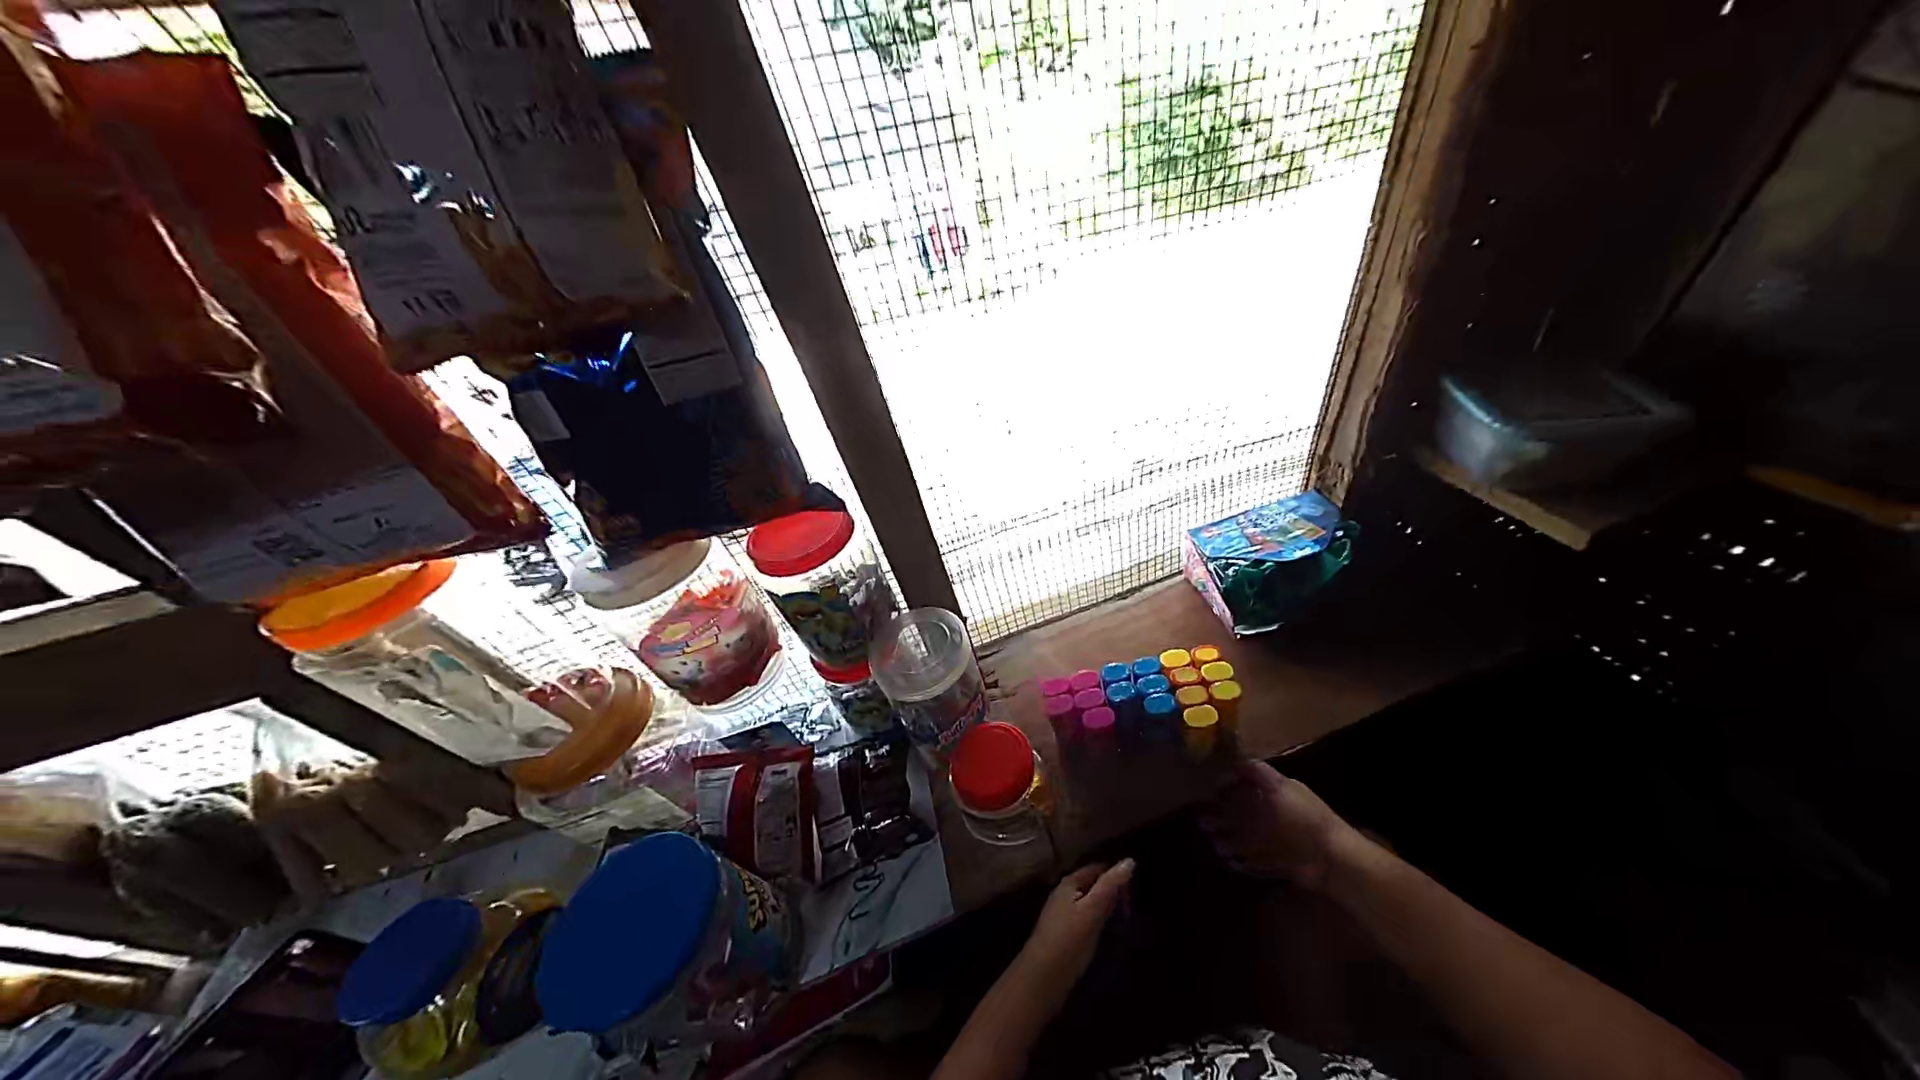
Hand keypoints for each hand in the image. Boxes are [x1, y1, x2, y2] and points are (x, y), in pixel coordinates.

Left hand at [1013, 860, 1134, 1004]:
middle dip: (1114, 893)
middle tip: (1133, 910)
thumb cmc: (1068, 941)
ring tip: (1127, 921)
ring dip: (1109, 908)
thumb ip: (1109, 886)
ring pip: (1092, 902)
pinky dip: (1101, 920)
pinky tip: (1110, 932)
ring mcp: (1064, 912)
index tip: (1137, 890)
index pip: (1099, 868)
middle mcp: (1066, 892)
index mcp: (1070, 882)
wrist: (1042, 977)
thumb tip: (1129, 860)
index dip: (1118, 875)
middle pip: (1095, 884)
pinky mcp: (1066, 931)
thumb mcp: (1092, 911)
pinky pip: (1088, 917)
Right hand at [1199, 762, 1358, 889]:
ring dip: (1229, 839)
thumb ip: (1257, 772)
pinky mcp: (1281, 863)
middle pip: (1244, 813)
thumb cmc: (1303, 818)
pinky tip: (1230, 862)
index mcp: (1276, 793)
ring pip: (1247, 837)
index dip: (1228, 785)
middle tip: (1202, 820)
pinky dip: (1244, 862)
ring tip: (1214, 844)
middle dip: (1223, 815)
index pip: (1248, 784)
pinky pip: (1258, 862)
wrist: (1332, 859)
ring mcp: (1278, 840)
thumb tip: (1235, 760)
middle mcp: (1275, 814)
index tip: (1208, 788)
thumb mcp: (1279, 787)